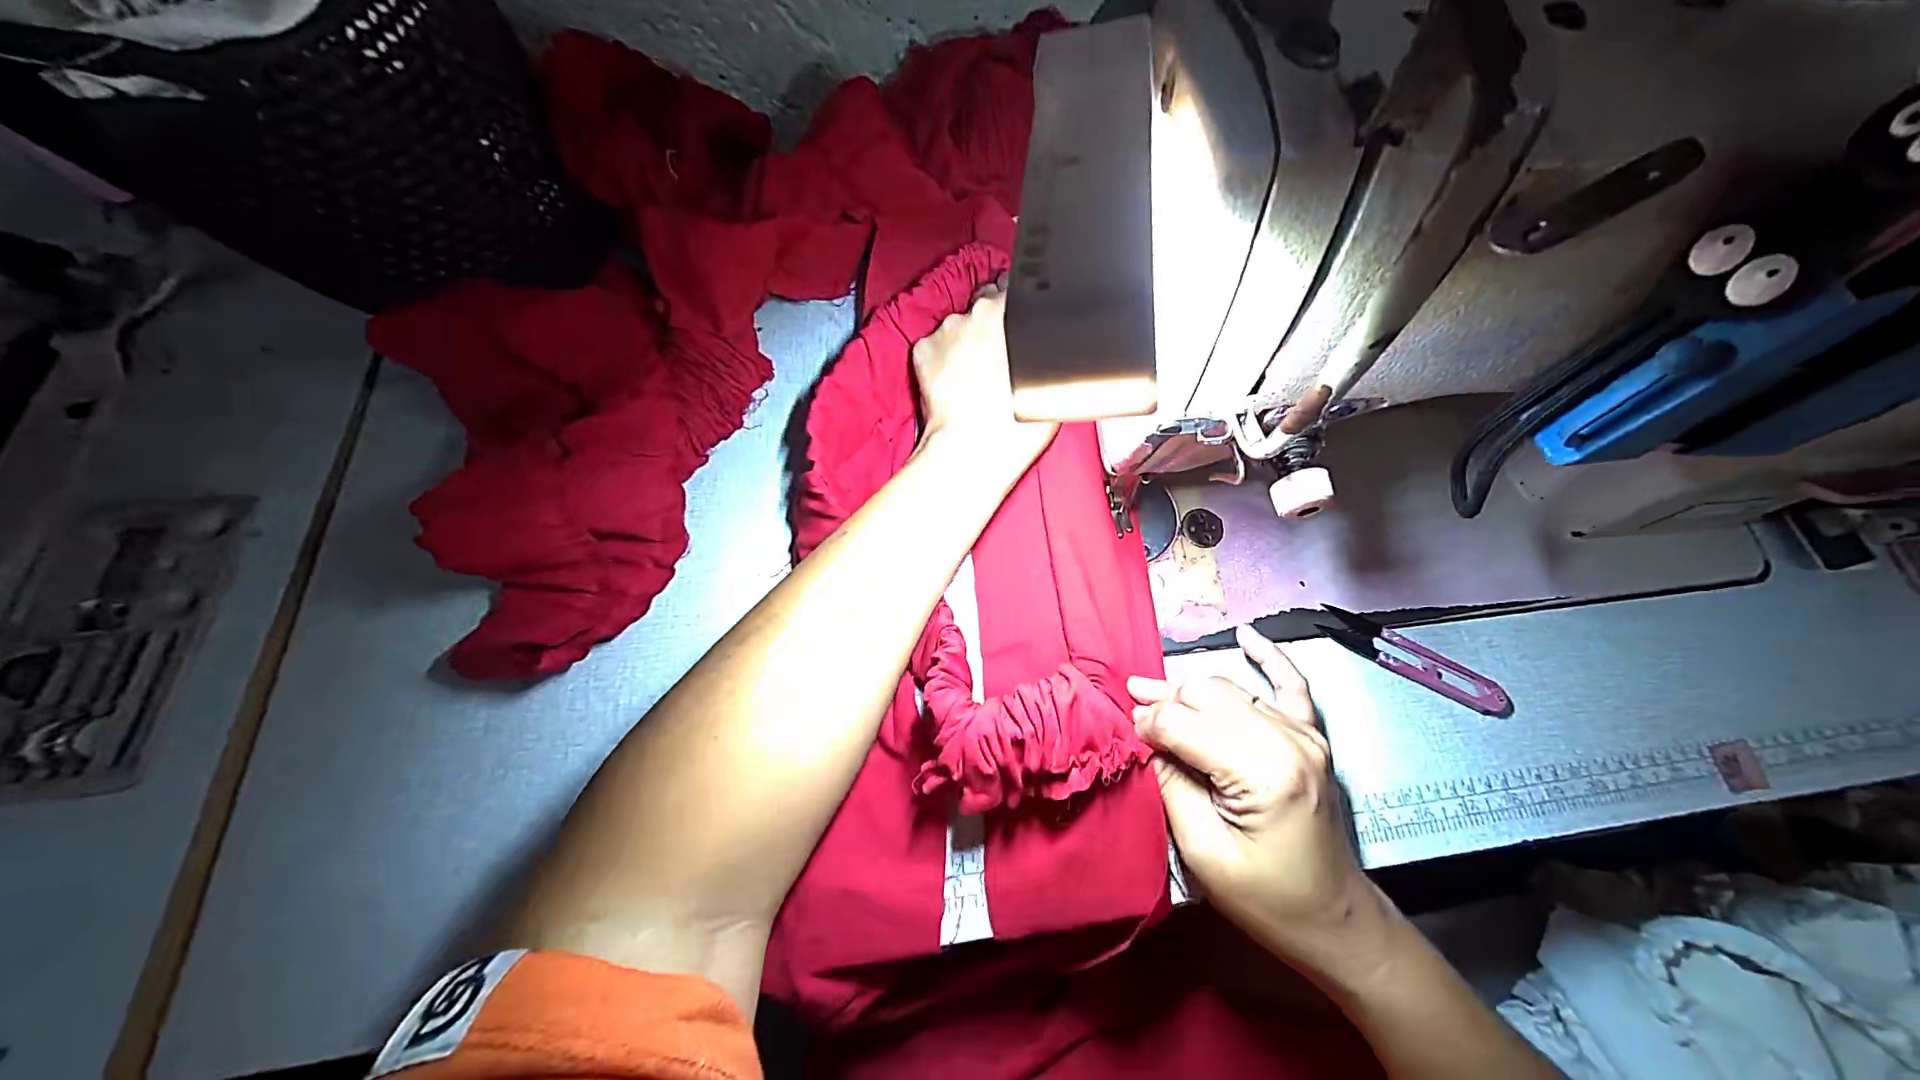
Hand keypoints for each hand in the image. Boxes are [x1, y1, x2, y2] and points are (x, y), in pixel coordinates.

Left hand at [911, 285, 1057, 473]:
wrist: (975, 449)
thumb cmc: (1017, 424)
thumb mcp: (1055, 380)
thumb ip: (1049, 351)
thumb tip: (1052, 348)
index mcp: (1013, 310)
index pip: (1014, 289)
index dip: (1016, 309)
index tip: (1017, 326)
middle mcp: (977, 311)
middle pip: (984, 306)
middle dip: (991, 326)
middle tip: (998, 360)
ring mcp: (946, 330)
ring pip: (958, 328)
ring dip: (966, 345)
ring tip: (975, 379)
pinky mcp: (923, 350)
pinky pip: (935, 347)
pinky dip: (942, 361)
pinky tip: (954, 385)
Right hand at [1128, 625, 1397, 977]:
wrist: (1334, 921)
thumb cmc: (1266, 898)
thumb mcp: (1202, 850)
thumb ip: (1170, 783)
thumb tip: (1144, 737)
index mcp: (1263, 771)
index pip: (1181, 721)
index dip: (1145, 724)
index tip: (1126, 738)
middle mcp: (1288, 739)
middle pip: (1203, 694)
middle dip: (1163, 703)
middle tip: (1134, 718)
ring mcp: (1305, 733)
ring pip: (1228, 687)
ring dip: (1188, 690)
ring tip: (1149, 691)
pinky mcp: (1313, 735)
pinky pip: (1291, 683)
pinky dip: (1269, 657)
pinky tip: (1247, 636)